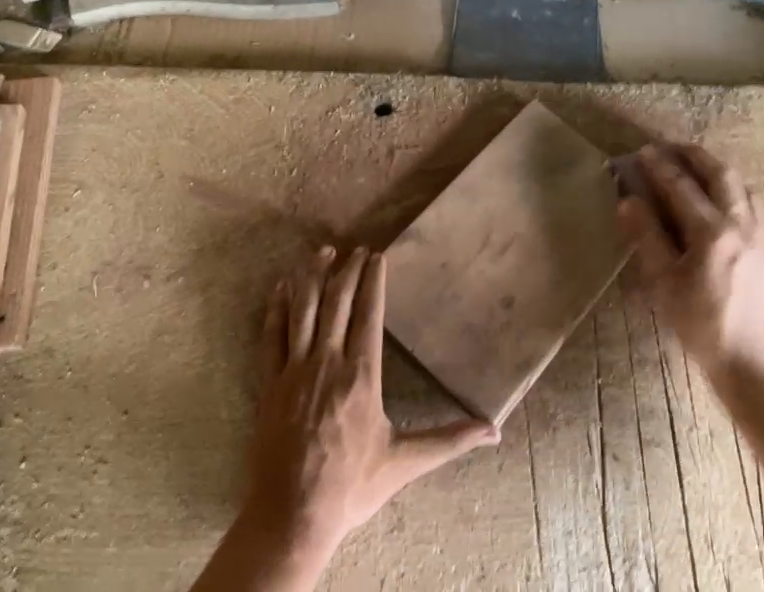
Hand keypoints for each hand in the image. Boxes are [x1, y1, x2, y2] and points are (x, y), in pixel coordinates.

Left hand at [242, 246, 499, 557]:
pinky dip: (275, 309)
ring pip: (302, 311)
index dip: (372, 282)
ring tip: (321, 253)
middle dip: (345, 271)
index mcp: (361, 376)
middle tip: (353, 248)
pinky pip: (270, 336)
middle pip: (336, 304)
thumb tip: (494, 430)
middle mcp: (326, 364)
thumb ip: (450, 440)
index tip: (376, 256)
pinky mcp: (269, 385)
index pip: (369, 315)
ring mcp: (293, 372)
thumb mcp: (405, 462)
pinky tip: (279, 289)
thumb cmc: (351, 487)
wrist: (292, 514)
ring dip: (311, 278)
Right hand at [620, 143, 763, 392]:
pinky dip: (734, 187)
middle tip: (669, 148)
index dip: (659, 166)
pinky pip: (753, 203)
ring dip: (716, 168)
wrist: (752, 361)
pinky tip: (722, 197)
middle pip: (720, 174)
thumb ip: (647, 237)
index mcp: (712, 231)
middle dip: (693, 156)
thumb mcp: (664, 283)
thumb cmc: (701, 325)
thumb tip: (628, 200)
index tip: (642, 151)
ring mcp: (759, 234)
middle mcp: (740, 223)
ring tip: (694, 165)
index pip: (681, 186)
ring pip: (741, 185)